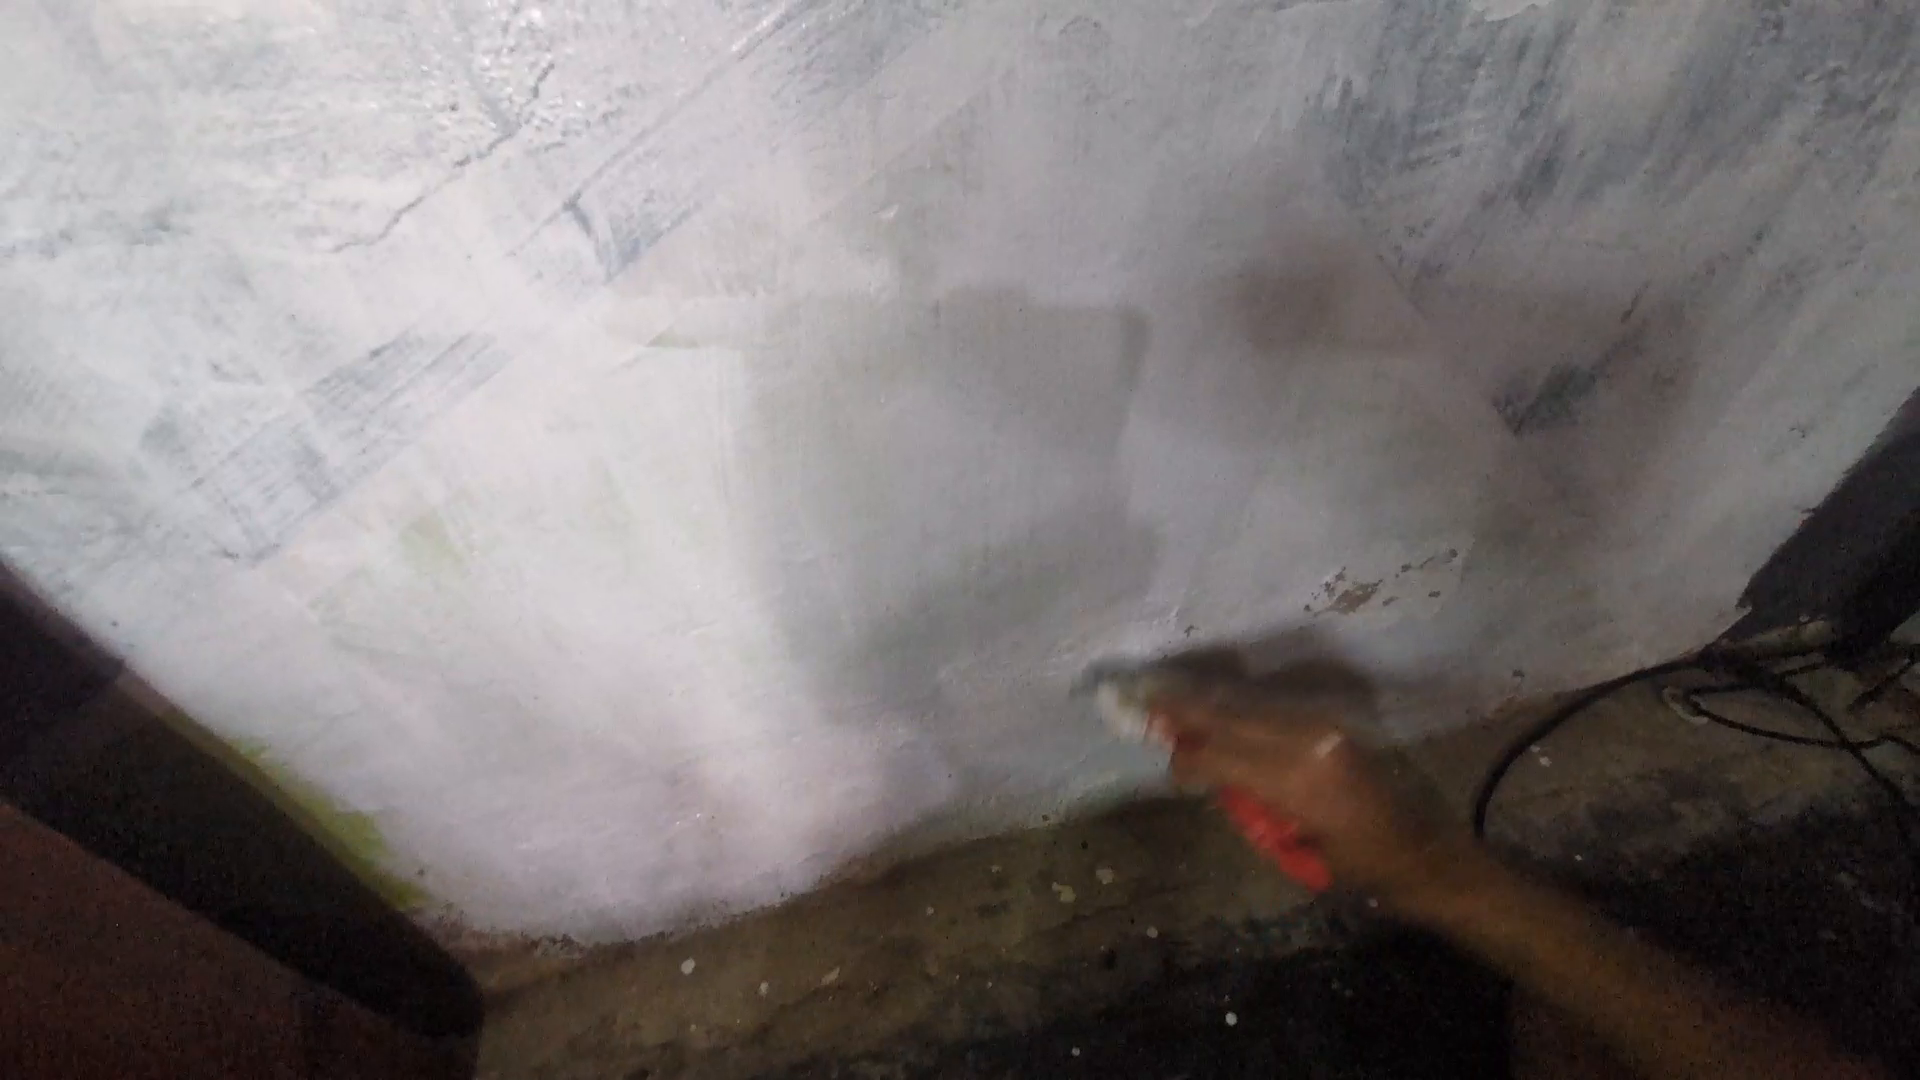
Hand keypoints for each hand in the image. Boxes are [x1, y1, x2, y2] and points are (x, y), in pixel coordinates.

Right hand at [1147, 686, 1482, 909]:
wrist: (1425, 853)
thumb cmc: (1359, 868)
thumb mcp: (1294, 849)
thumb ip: (1248, 804)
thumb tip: (1205, 771)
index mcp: (1298, 781)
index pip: (1221, 755)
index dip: (1186, 754)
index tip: (1161, 756)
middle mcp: (1308, 741)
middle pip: (1229, 718)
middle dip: (1184, 712)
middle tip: (1144, 704)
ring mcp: (1321, 726)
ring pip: (1247, 707)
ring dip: (1206, 706)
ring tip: (1169, 703)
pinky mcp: (1328, 722)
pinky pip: (1268, 710)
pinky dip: (1235, 711)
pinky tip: (1213, 712)